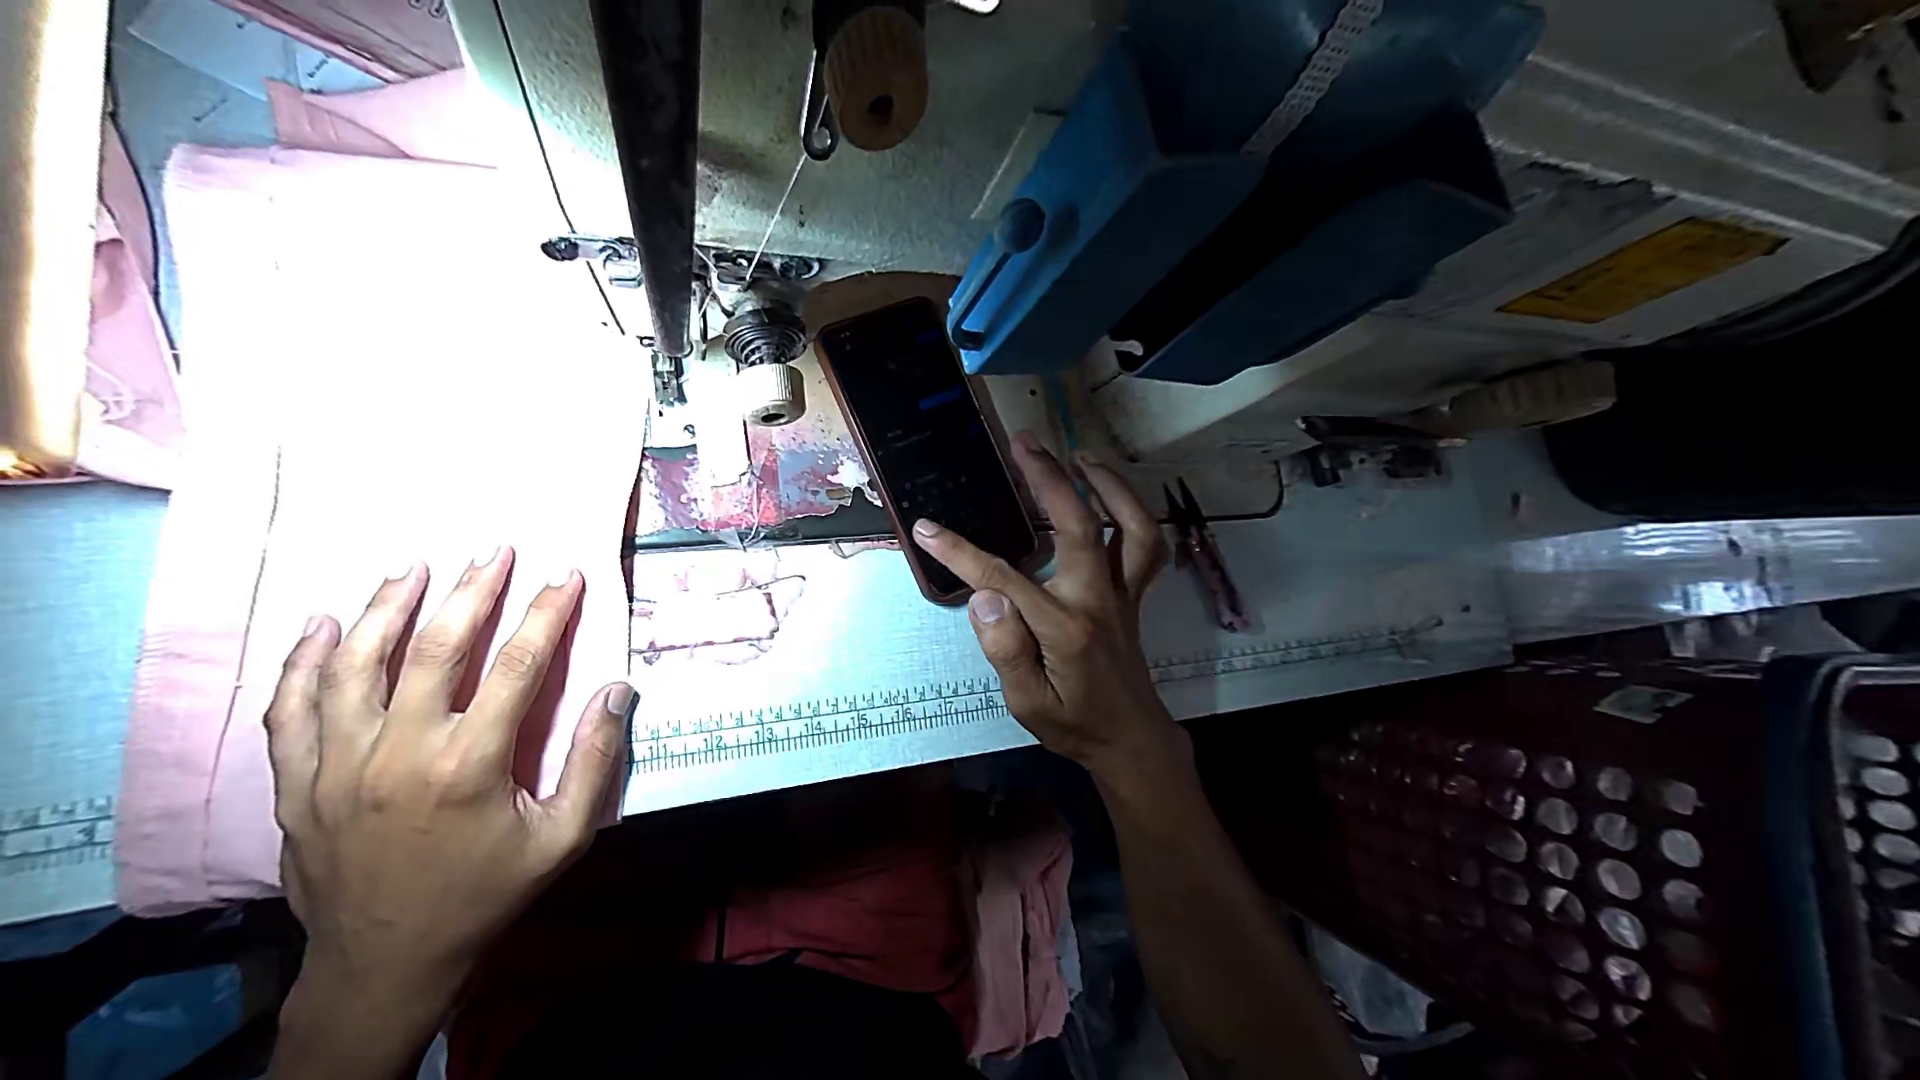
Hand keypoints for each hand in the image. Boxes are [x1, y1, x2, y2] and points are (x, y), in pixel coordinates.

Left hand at [264, 548, 633, 1014]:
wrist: (387, 961)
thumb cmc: (487, 892)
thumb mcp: (564, 837)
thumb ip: (596, 760)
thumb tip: (617, 690)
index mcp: (469, 765)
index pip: (518, 666)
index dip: (548, 614)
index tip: (567, 576)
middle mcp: (399, 753)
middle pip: (435, 650)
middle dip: (472, 592)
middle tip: (494, 552)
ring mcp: (337, 766)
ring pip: (355, 666)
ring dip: (384, 609)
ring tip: (410, 567)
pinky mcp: (297, 783)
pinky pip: (291, 709)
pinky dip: (302, 662)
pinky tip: (320, 626)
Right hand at [910, 432, 1180, 779]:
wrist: (1131, 739)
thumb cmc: (1074, 724)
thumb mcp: (1027, 703)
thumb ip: (1005, 651)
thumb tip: (983, 597)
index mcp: (1064, 628)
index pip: (1004, 579)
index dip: (961, 552)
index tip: (928, 528)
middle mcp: (1098, 600)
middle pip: (1077, 525)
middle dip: (1047, 479)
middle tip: (1022, 442)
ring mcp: (1122, 593)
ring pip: (1128, 526)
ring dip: (1106, 484)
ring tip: (1079, 454)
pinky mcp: (1134, 593)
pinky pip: (1145, 545)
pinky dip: (1132, 513)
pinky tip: (1111, 494)